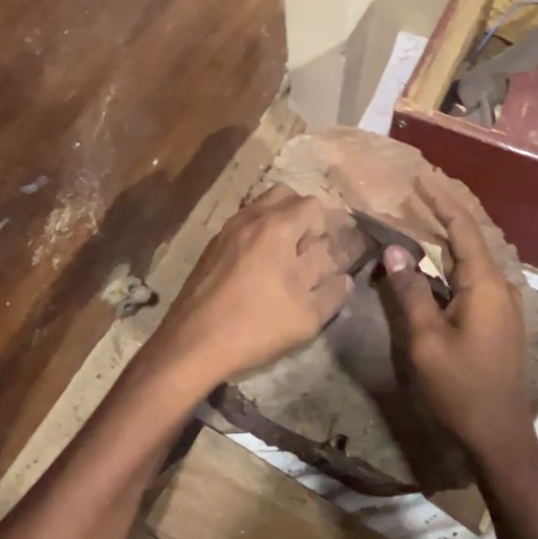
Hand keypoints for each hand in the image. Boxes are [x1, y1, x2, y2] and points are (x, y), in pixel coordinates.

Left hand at [146, 185, 355, 387]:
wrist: (193, 343)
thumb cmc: (255, 328)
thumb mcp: (307, 319)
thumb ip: (333, 294)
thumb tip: (344, 279)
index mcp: (276, 228)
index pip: (312, 205)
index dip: (323, 227)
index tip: (322, 255)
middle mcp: (250, 219)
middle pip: (284, 194)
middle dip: (300, 214)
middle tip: (304, 249)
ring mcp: (225, 230)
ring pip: (259, 207)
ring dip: (276, 222)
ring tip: (281, 260)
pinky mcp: (209, 247)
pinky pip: (240, 224)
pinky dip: (255, 234)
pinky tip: (255, 271)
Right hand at [379, 176, 532, 460]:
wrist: (500, 436)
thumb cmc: (460, 387)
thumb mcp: (425, 340)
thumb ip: (410, 292)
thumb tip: (394, 250)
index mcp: (486, 285)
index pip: (463, 228)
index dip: (440, 201)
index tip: (418, 179)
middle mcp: (500, 287)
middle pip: (470, 239)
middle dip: (443, 213)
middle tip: (415, 192)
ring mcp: (502, 305)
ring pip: (471, 260)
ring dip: (445, 239)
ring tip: (417, 220)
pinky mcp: (497, 321)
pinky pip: (472, 280)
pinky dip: (449, 264)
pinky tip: (429, 265)